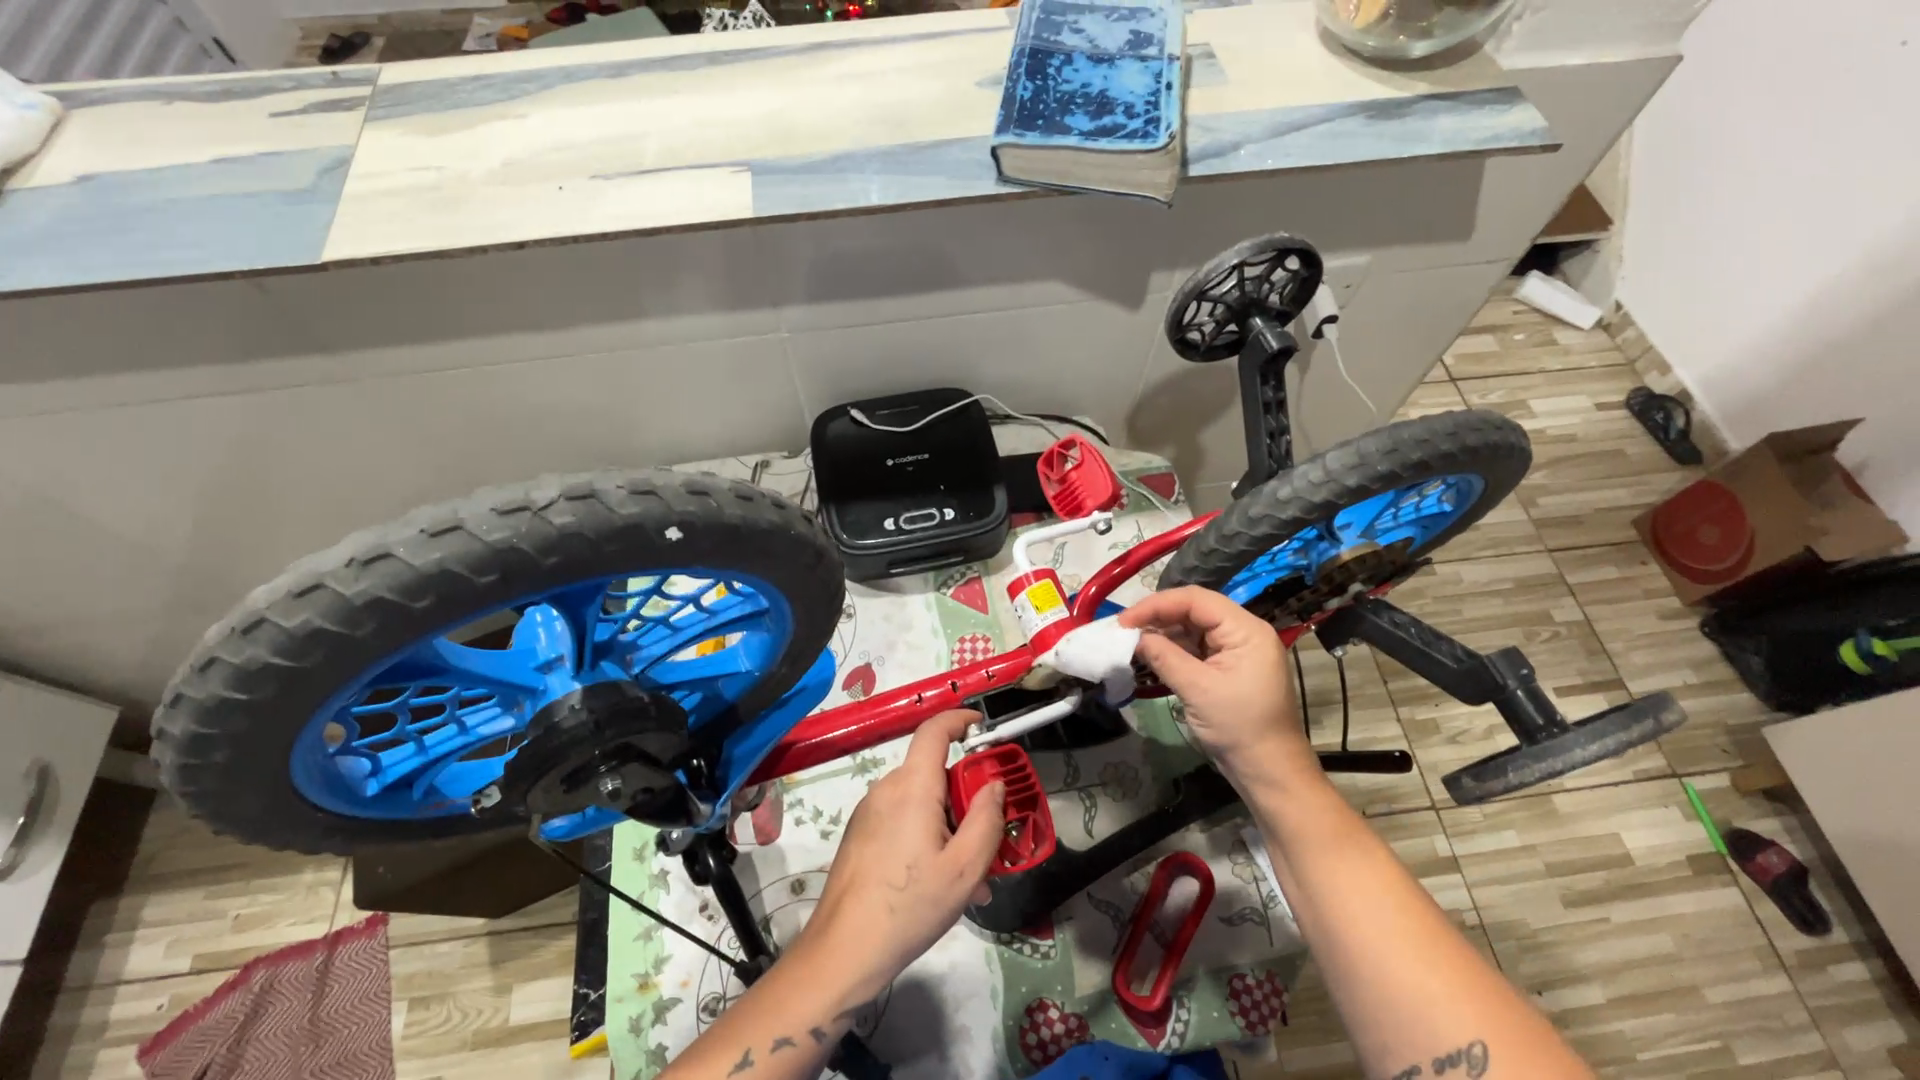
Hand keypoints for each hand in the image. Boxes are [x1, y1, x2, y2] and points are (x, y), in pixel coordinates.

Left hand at [797, 710, 1005, 1000]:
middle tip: (990, 843)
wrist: (844, 950)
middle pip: (933, 774)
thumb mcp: (965, 868)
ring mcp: (868, 813)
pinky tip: (939, 885)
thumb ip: (987, 819)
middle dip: (966, 800)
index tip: (982, 728)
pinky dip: (927, 839)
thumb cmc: (910, 906)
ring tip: (970, 880)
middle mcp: (886, 790)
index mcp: (911, 787)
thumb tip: (994, 784)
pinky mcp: (860, 836)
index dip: (959, 720)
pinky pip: (902, 822)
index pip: (934, 730)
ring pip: (920, 803)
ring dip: (949, 828)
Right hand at [1121, 586, 1318, 783]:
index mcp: (1246, 630)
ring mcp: (1237, 652)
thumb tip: (1133, 637)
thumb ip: (1163, 656)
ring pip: (1193, 629)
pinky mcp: (1228, 669)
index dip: (1157, 604)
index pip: (1196, 599)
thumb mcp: (1197, 689)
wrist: (1268, 770)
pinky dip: (1173, 651)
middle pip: (1195, 611)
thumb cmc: (1239, 727)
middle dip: (1158, 617)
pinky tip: (1150, 655)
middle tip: (1123, 631)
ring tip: (1131, 643)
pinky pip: (1197, 649)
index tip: (1124, 621)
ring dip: (1163, 634)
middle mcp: (1243, 633)